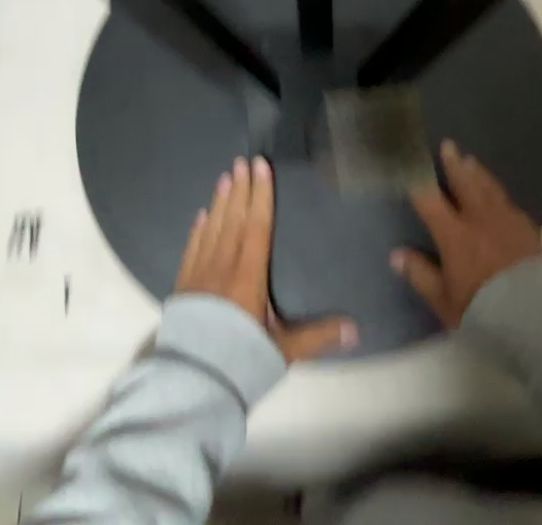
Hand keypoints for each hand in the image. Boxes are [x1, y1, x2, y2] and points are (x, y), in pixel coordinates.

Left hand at [175, 156, 357, 362]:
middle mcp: (223, 266)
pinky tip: (201, 216)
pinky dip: (198, 229)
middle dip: (239, 189)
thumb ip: (319, 336)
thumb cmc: (241, 360)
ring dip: (219, 202)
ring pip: (212, 228)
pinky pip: (192, 248)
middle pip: (233, 219)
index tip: (261, 168)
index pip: (256, 226)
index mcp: (248, 275)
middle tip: (241, 161)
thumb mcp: (284, 350)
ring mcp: (199, 274)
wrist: (191, 380)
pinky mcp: (183, 286)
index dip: (261, 195)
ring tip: (224, 179)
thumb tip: (357, 329)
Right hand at [393, 140, 541, 328]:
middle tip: (448, 145)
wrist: (537, 317)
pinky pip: (510, 203)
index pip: (430, 199)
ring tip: (471, 161)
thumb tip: (397, 254)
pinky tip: (500, 195)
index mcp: (454, 234)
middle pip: (464, 183)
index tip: (410, 162)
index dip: (417, 179)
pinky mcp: (528, 230)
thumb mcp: (444, 300)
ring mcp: (507, 222)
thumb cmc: (484, 310)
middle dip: (453, 164)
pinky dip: (499, 194)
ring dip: (478, 173)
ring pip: (489, 188)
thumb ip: (420, 275)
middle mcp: (479, 219)